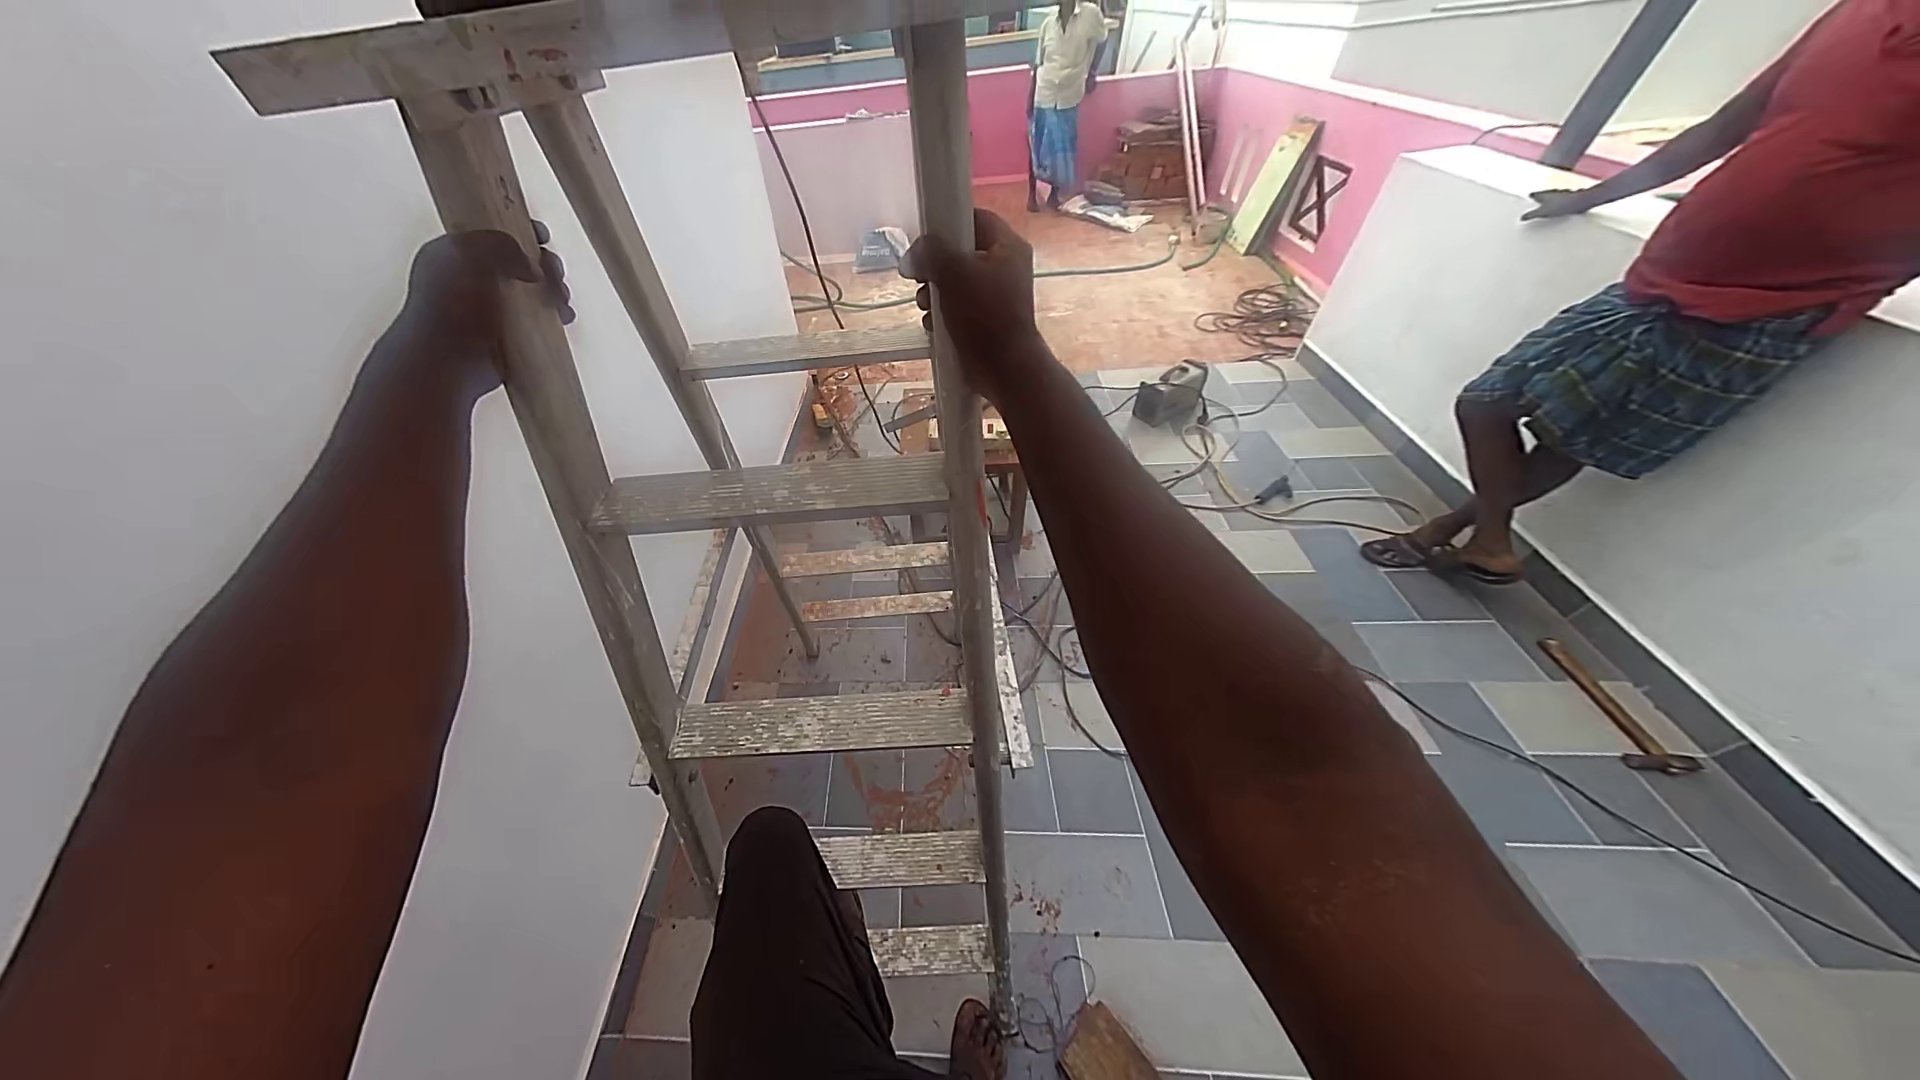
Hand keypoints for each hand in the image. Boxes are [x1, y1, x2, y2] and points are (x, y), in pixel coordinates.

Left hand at [401, 222, 572, 350]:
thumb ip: (500, 245)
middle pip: (523, 261)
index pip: (496, 233)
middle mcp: (476, 278)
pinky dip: (557, 314)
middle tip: (555, 275)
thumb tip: (531, 264)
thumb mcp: (467, 255)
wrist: (449, 360)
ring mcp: (496, 307)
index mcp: (458, 254)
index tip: (541, 236)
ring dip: (556, 290)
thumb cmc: (451, 306)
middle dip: (546, 264)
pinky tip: (563, 317)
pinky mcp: (512, 334)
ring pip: (537, 289)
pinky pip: (542, 317)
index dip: (520, 230)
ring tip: (561, 300)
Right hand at [902, 209, 1043, 406]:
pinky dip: (942, 315)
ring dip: (933, 293)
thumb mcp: (954, 272)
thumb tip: (911, 258)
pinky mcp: (985, 322)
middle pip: (960, 252)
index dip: (947, 222)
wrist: (1004, 369)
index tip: (925, 238)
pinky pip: (957, 308)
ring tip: (925, 306)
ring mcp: (995, 297)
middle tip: (920, 277)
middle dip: (934, 266)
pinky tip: (933, 325)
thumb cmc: (984, 315)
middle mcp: (1004, 268)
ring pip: (955, 283)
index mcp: (1007, 246)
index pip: (974, 217)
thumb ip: (929, 253)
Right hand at [1520, 189, 1593, 221]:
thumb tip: (1521, 218)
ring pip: (1554, 197)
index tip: (1528, 197)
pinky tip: (1559, 208)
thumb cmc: (1562, 205)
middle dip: (1540, 198)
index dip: (1531, 196)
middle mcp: (1554, 192)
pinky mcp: (1572, 198)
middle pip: (1544, 195)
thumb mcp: (1542, 212)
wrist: (1583, 201)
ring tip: (1547, 206)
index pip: (1535, 194)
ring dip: (1550, 200)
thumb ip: (1531, 215)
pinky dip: (1559, 203)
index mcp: (1544, 195)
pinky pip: (1562, 201)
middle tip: (1535, 202)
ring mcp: (1563, 194)